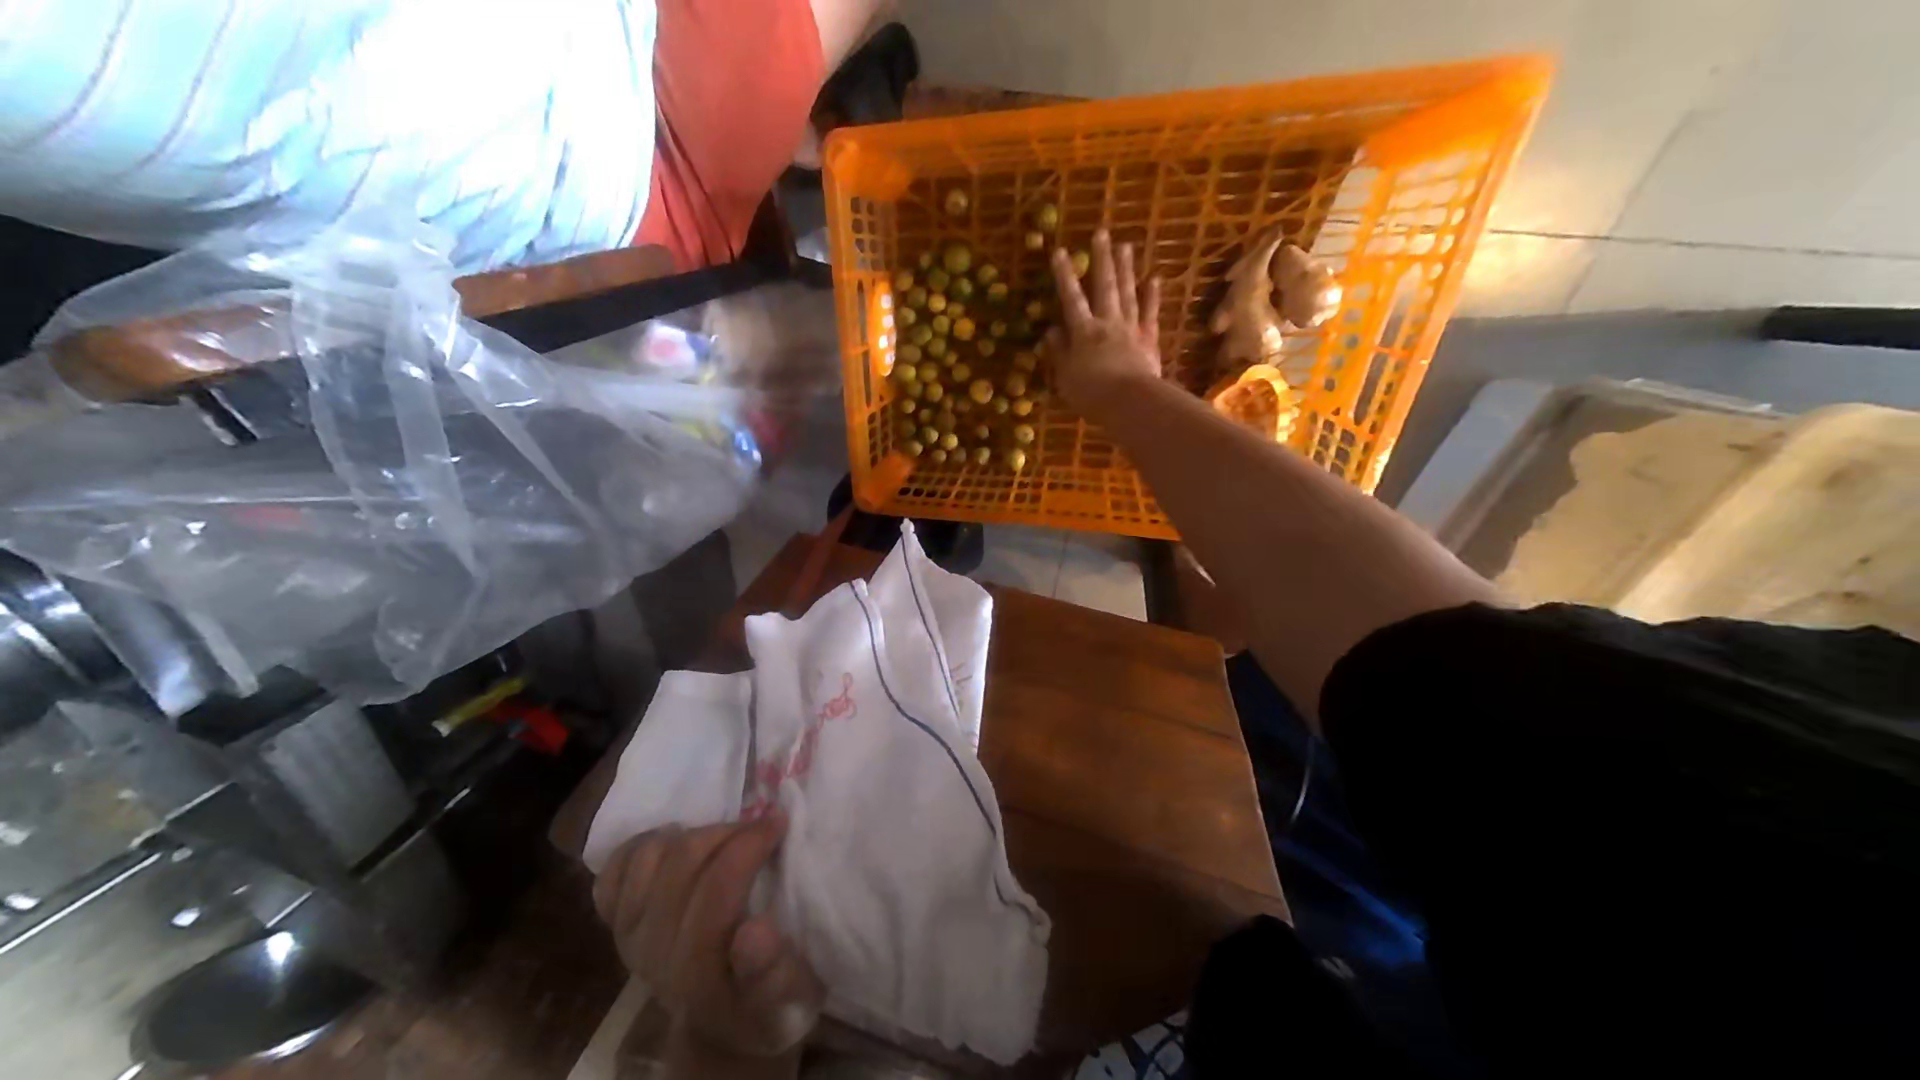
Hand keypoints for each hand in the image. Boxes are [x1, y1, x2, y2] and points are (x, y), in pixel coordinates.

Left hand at [593, 812, 823, 1058]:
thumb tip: (755, 932)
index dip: (749, 846)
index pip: (717, 890)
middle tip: (763, 825)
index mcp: (701, 972)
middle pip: (683, 863)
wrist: (721, 1024)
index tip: (781, 821)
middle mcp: (656, 953)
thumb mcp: (787, 996)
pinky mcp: (616, 924)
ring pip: (650, 857)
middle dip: (730, 831)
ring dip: (694, 833)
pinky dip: (642, 846)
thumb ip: (772, 971)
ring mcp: (630, 936)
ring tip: (727, 836)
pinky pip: (614, 870)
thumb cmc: (766, 1002)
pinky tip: (675, 844)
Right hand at [1046, 229, 1162, 417]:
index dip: (1064, 275)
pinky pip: (1150, 314)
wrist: (1130, 402)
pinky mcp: (1149, 340)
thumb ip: (1058, 351)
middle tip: (1102, 233)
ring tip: (1125, 245)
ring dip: (1126, 268)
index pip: (1071, 298)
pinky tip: (1154, 279)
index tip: (1060, 251)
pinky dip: (1152, 296)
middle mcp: (1107, 322)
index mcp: (1083, 332)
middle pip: (1104, 286)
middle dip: (1101, 259)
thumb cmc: (1091, 393)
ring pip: (1127, 293)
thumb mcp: (1064, 376)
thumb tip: (1050, 330)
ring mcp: (1130, 328)